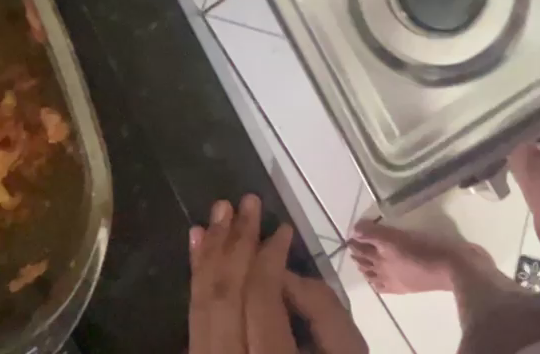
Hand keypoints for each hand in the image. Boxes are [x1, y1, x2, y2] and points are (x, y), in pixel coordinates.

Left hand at [189, 195, 366, 353]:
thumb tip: (283, 270)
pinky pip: (193, 321)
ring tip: (218, 212)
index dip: (268, 255)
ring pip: (200, 307)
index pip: (260, 297)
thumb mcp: (346, 351)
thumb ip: (321, 308)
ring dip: (209, 254)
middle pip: (223, 298)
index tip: (282, 227)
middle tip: (245, 201)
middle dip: (234, 242)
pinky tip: (199, 245)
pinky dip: (196, 279)